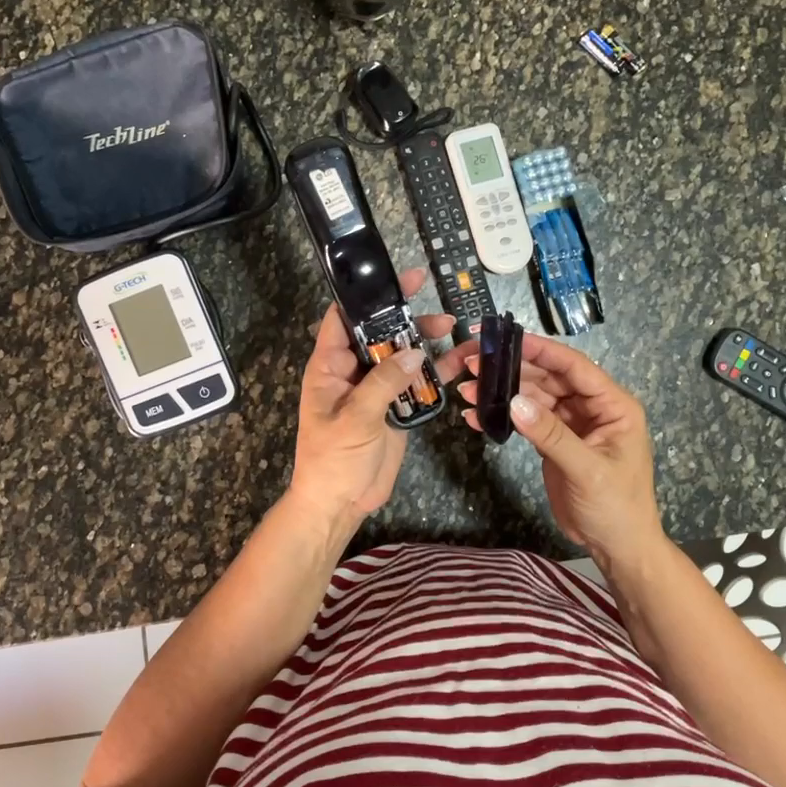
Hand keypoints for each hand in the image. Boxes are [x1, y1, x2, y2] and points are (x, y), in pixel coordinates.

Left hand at [290, 269, 468, 525]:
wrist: (339, 504)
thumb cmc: (332, 459)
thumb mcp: (354, 418)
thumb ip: (383, 383)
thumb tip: (414, 352)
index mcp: (329, 366)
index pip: (342, 321)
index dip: (364, 298)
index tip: (393, 282)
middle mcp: (351, 371)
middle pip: (378, 334)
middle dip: (404, 318)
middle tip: (435, 306)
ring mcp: (374, 389)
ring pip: (400, 355)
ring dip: (423, 341)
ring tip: (451, 327)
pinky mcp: (394, 408)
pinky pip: (415, 383)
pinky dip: (434, 371)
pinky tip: (456, 360)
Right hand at [455, 333, 662, 565]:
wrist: (617, 549)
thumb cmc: (616, 507)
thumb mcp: (587, 470)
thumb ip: (551, 435)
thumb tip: (514, 403)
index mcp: (613, 405)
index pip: (574, 367)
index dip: (542, 350)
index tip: (507, 339)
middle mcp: (591, 407)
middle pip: (548, 377)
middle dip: (511, 369)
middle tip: (474, 362)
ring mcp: (571, 423)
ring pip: (532, 396)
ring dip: (501, 392)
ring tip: (467, 388)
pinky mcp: (554, 440)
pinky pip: (526, 419)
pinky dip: (502, 416)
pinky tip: (475, 416)